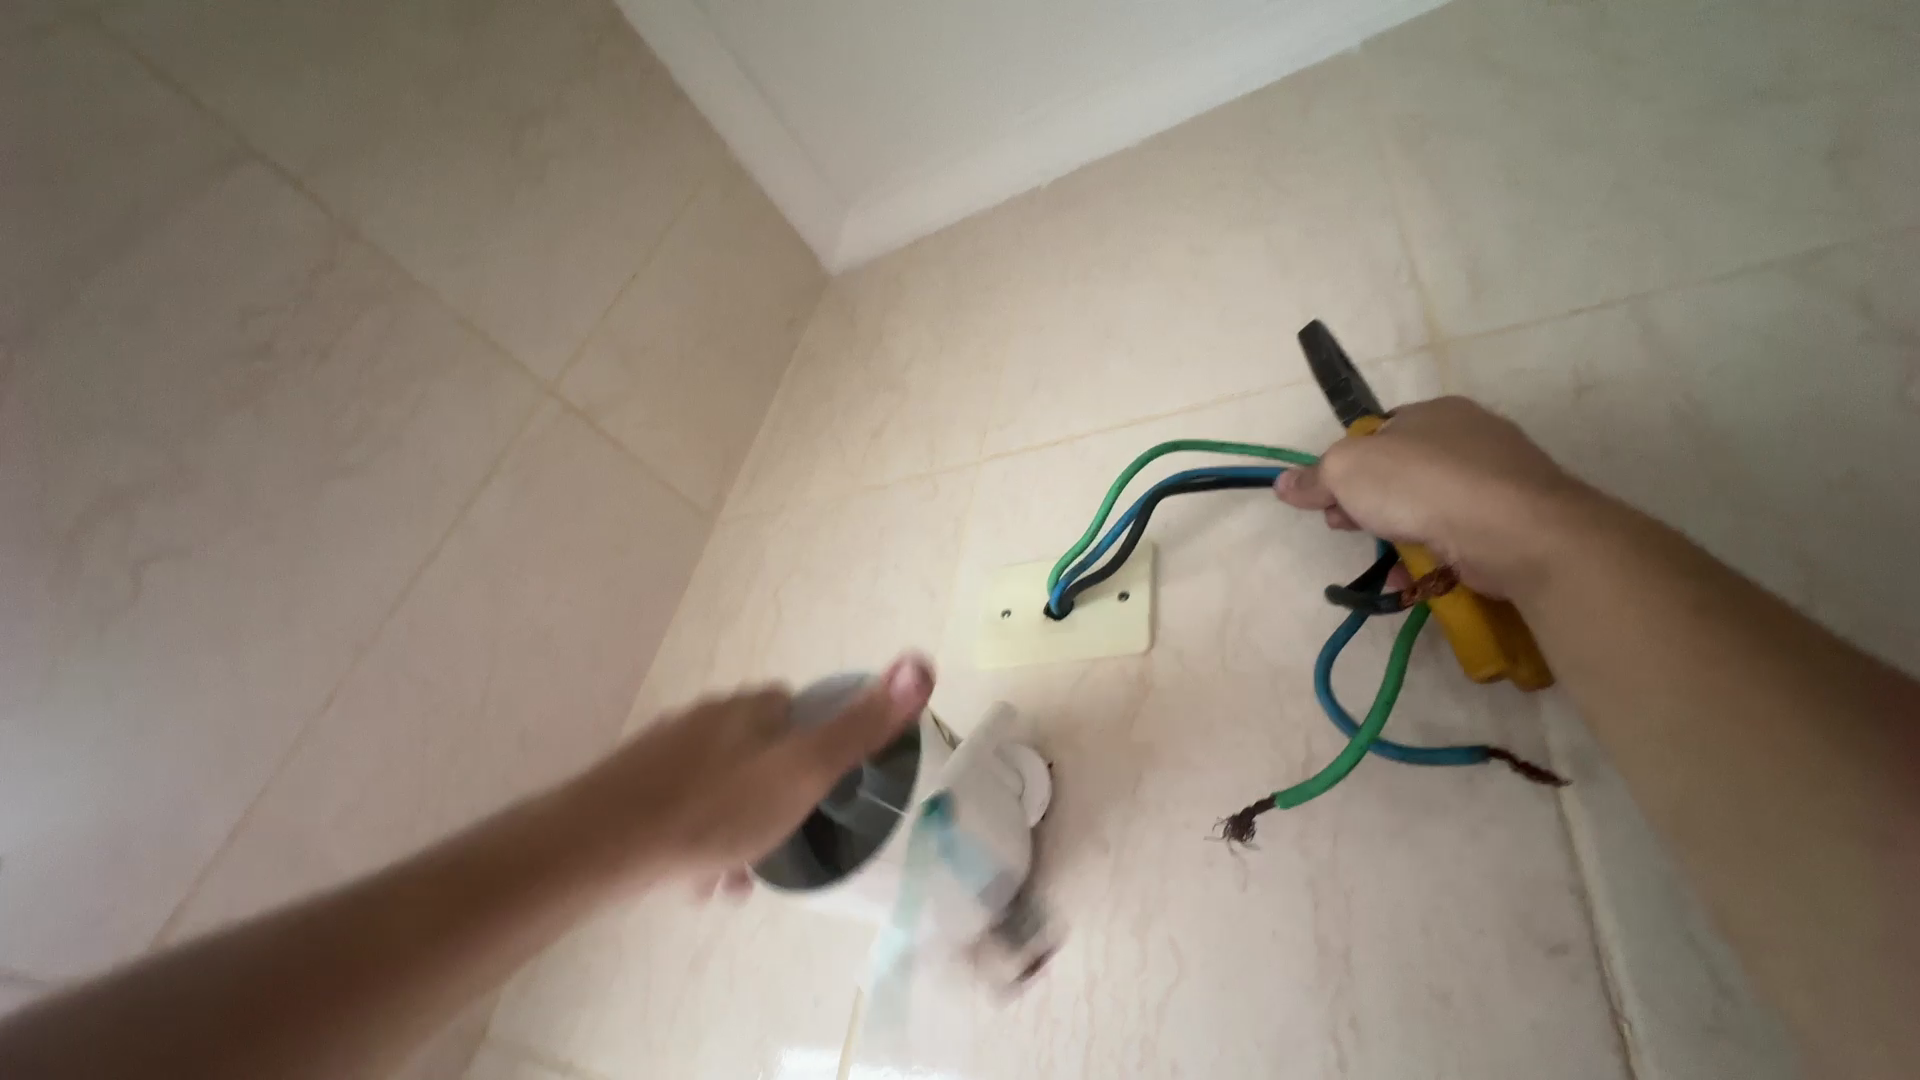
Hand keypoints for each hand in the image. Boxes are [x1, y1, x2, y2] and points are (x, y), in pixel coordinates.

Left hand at [564, 653, 934, 898]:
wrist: (596, 849)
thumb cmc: (714, 810)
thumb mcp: (804, 772)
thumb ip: (861, 726)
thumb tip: (921, 662)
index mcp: (750, 708)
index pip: (796, 709)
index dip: (813, 747)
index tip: (815, 791)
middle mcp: (706, 717)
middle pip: (758, 750)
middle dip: (772, 794)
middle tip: (776, 843)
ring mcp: (663, 751)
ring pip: (719, 785)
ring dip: (735, 826)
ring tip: (734, 876)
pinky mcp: (631, 787)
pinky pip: (681, 809)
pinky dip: (696, 839)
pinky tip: (694, 879)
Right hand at [1274, 396, 1591, 596]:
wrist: (1514, 531)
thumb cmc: (1422, 484)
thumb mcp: (1346, 470)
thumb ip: (1313, 477)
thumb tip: (1284, 484)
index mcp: (1434, 412)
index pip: (1378, 433)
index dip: (1346, 466)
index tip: (1327, 497)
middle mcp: (1469, 437)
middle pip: (1398, 472)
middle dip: (1363, 502)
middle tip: (1344, 524)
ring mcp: (1496, 480)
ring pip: (1425, 506)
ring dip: (1393, 531)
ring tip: (1381, 553)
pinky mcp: (1512, 521)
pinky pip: (1455, 534)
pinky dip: (1430, 553)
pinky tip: (1412, 571)